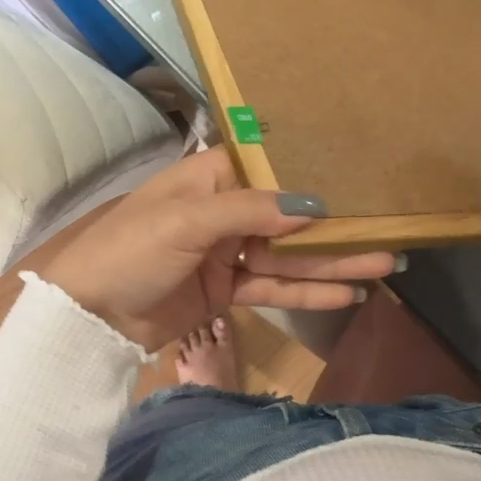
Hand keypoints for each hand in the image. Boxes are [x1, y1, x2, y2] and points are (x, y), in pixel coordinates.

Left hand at [40, 148, 399, 352]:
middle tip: (390, 229)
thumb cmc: (129, 250)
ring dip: (332, 261)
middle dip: (334, 224)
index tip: (359, 172)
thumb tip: (312, 206)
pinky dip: (307, 291)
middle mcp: (220, 210)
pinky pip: (272, 287)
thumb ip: (249, 211)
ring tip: (385, 263)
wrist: (90, 315)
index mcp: (206, 179)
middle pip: (285, 215)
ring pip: (286, 254)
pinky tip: (347, 294)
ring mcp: (224, 253)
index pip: (266, 166)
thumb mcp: (185, 221)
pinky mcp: (224, 291)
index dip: (308, 170)